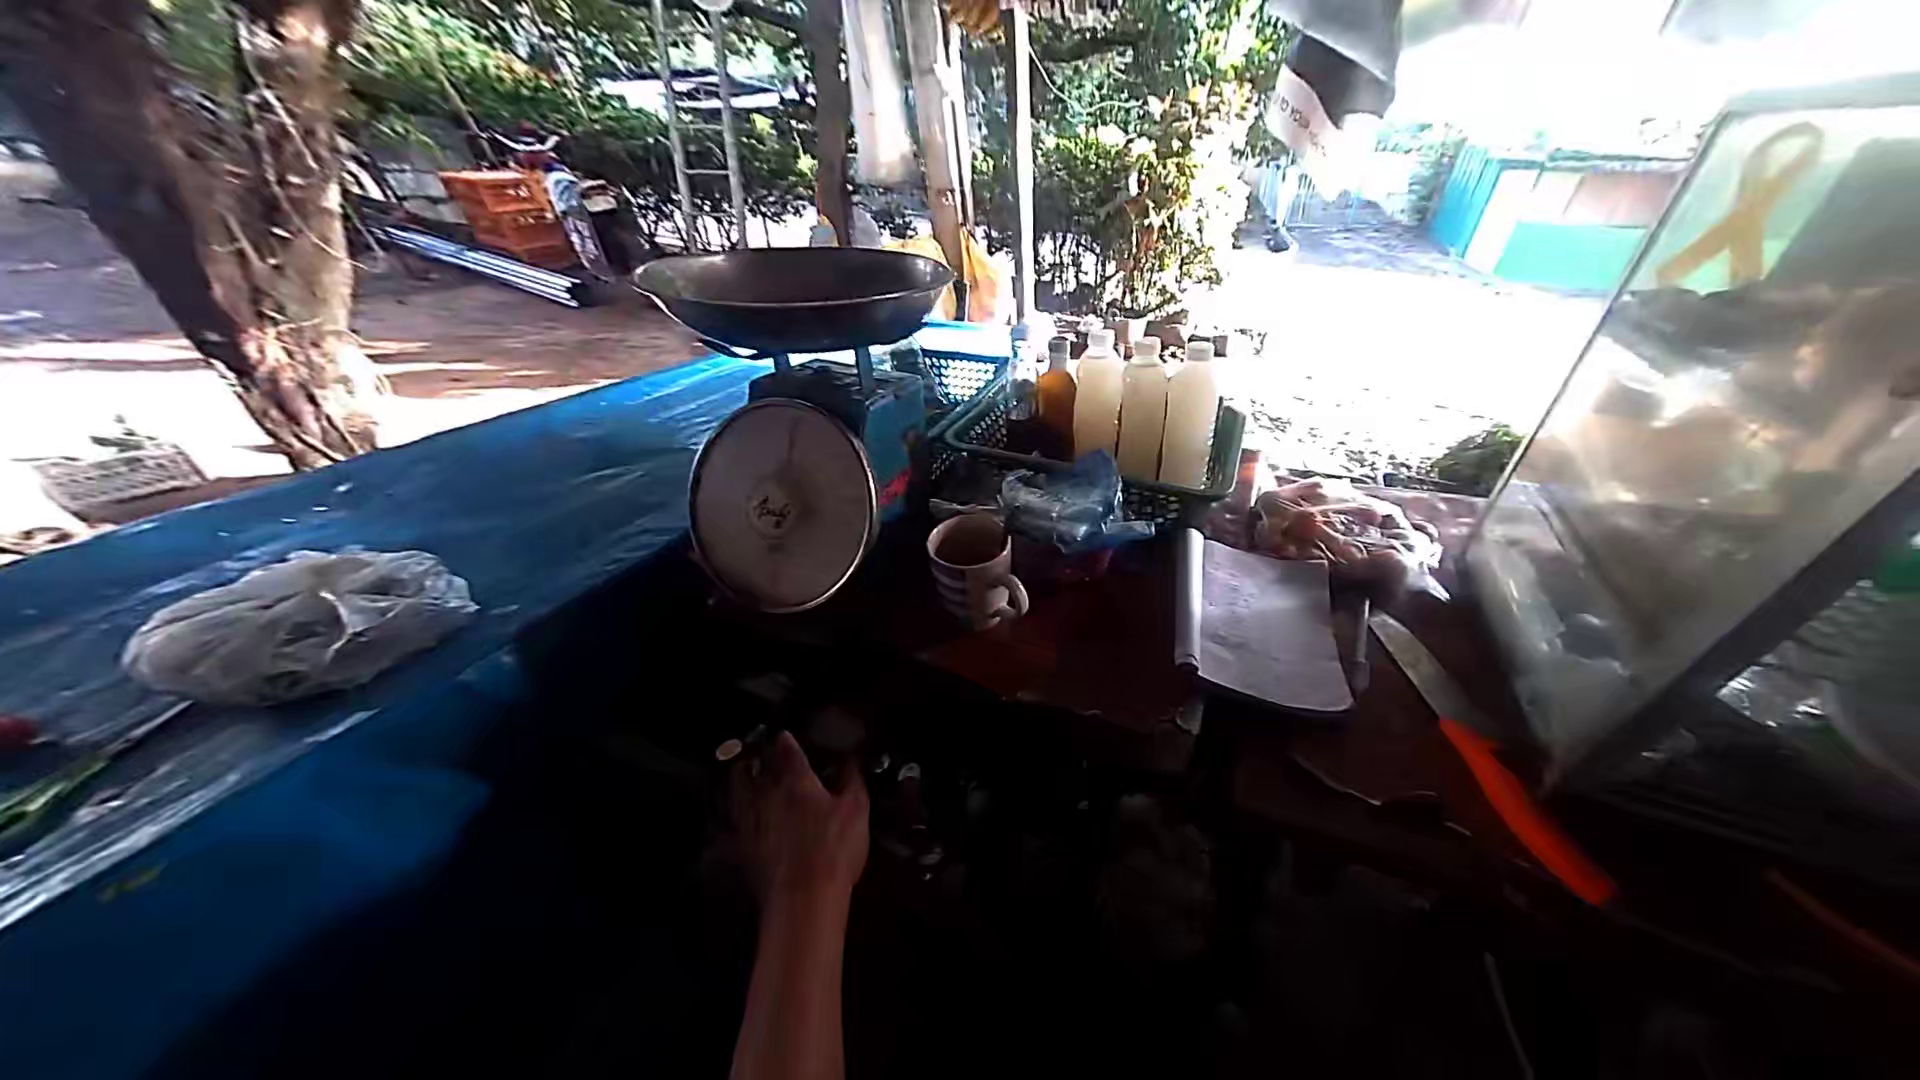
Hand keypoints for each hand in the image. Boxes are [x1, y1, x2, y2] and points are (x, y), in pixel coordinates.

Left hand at [733, 731, 868, 907]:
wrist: (803, 899)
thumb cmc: (834, 849)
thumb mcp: (857, 809)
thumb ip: (852, 781)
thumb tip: (852, 760)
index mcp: (796, 781)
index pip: (788, 751)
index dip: (787, 740)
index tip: (785, 735)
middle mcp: (767, 795)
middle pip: (755, 768)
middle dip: (757, 757)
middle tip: (759, 752)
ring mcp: (751, 822)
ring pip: (737, 793)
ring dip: (739, 780)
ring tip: (740, 774)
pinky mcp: (742, 850)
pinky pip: (731, 826)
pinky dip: (731, 817)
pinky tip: (733, 819)